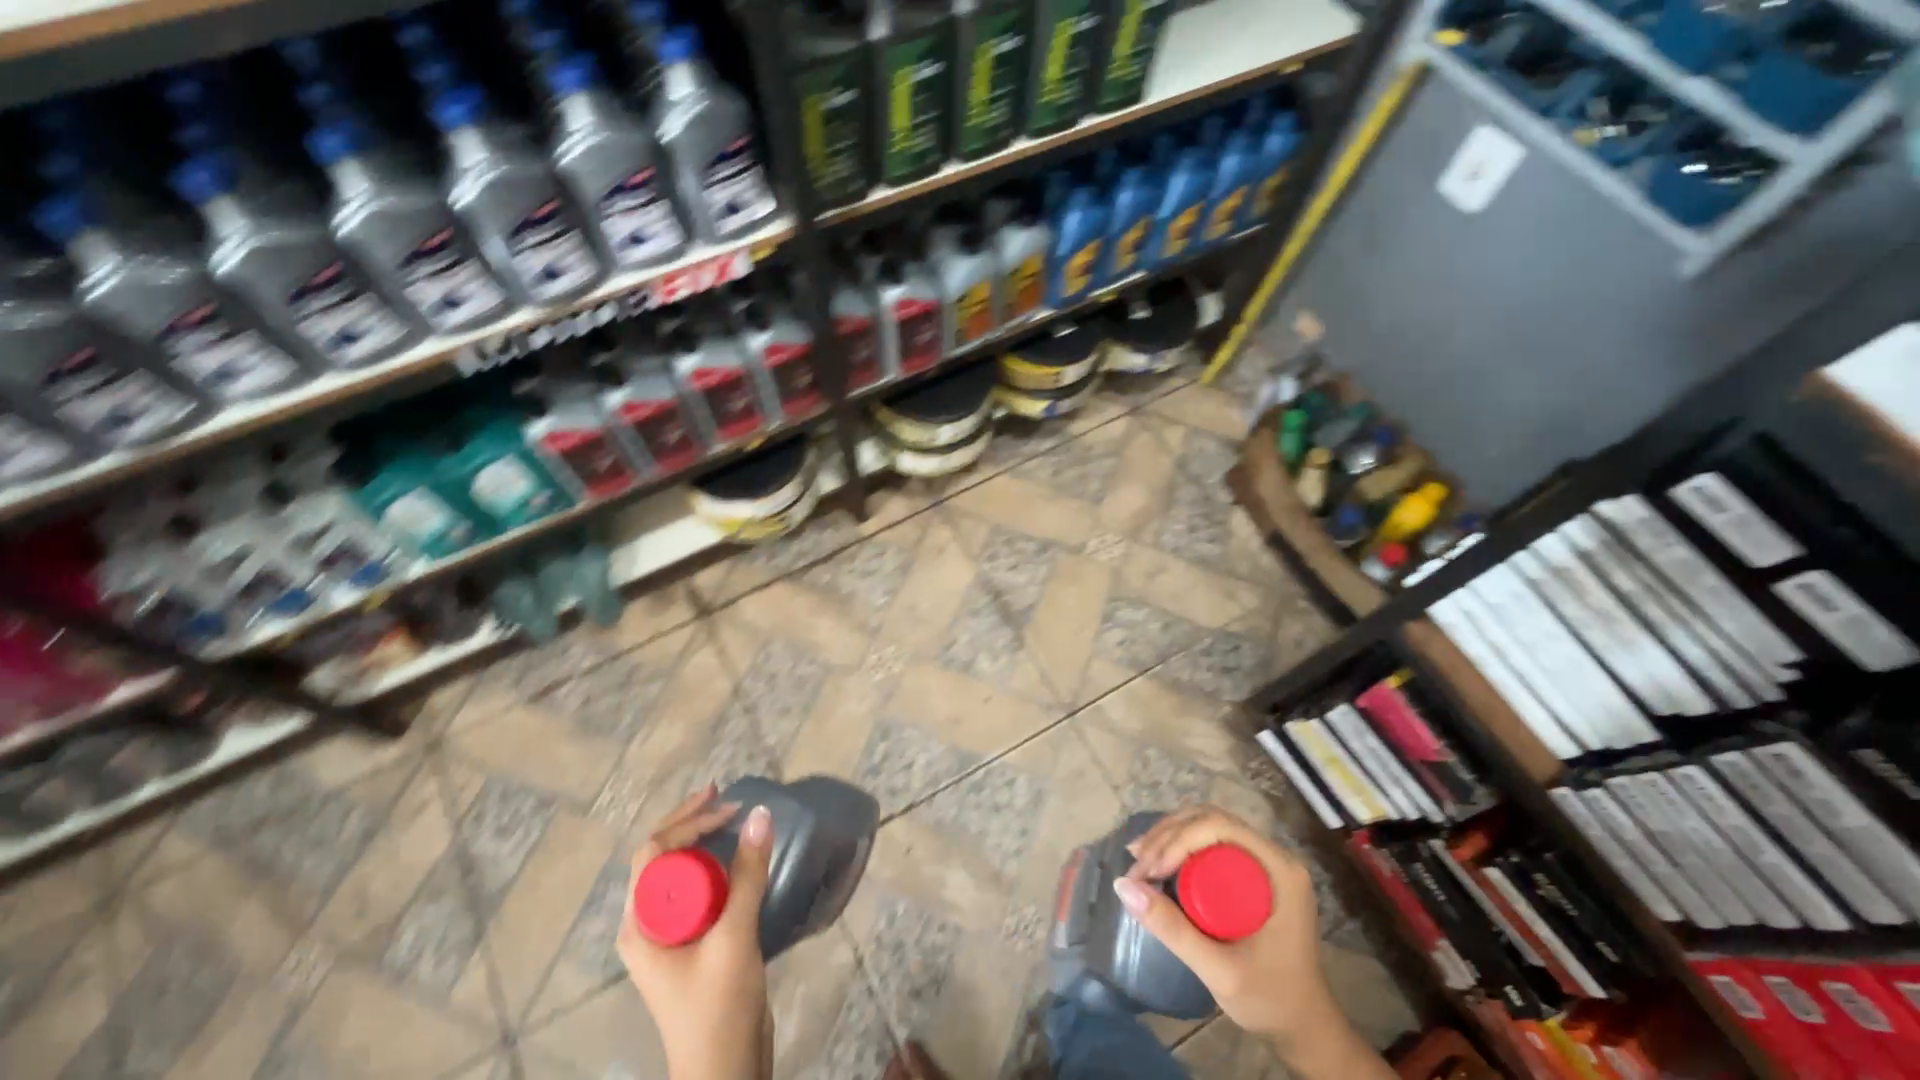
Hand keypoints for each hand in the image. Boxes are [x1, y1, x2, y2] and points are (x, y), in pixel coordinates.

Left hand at [619, 785, 774, 1079]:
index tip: (727, 807)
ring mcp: (669, 939)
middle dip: (690, 824)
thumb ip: (746, 875)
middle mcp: (647, 927)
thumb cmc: (718, 1006)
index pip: (652, 854)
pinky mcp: (692, 948)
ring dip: (704, 845)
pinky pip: (698, 896)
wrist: (725, 1069)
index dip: (687, 822)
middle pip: (661, 860)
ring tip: (732, 820)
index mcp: (640, 925)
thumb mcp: (734, 937)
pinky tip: (739, 863)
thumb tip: (760, 815)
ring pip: (681, 877)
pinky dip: (717, 871)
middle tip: (725, 797)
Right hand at [1113, 805, 1338, 1048]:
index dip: (1178, 838)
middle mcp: (1274, 857)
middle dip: (1168, 836)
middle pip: (1211, 820)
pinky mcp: (1253, 876)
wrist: (1302, 1026)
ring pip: (1208, 828)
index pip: (1220, 826)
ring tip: (1140, 864)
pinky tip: (1157, 866)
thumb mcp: (1218, 969)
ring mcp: (1264, 865)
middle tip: (1138, 866)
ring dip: (1169, 838)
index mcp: (1279, 869)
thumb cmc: (1269, 999)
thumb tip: (1122, 885)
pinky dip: (1179, 848)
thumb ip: (1173, 929)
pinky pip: (1211, 846)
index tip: (1150, 872)